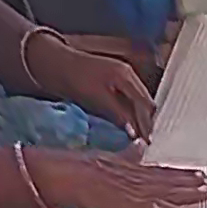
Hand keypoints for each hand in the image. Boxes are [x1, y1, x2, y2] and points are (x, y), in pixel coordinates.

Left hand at [25, 35, 157, 138]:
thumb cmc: (76, 79)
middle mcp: (128, 75)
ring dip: (142, 119)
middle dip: (148, 122)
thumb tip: (135, 133)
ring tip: (142, 137)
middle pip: (146, 103)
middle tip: (148, 143)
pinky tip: (132, 125)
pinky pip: (132, 100)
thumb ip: (119, 115)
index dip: (147, 125)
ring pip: (140, 102)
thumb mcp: (99, 99)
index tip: (148, 143)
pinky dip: (134, 114)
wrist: (58, 65)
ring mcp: (124, 77)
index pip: (144, 105)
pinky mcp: (117, 82)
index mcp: (125, 76)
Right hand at [27, 145, 206, 207]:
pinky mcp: (134, 206)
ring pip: (170, 193)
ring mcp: (139, 193)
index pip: (165, 171)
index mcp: (137, 168)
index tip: (200, 174)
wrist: (73, 175)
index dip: (184, 174)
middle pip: (173, 181)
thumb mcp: (111, 156)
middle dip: (193, 183)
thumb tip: (139, 144)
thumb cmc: (86, 167)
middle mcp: (142, 179)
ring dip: (190, 194)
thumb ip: (128, 153)